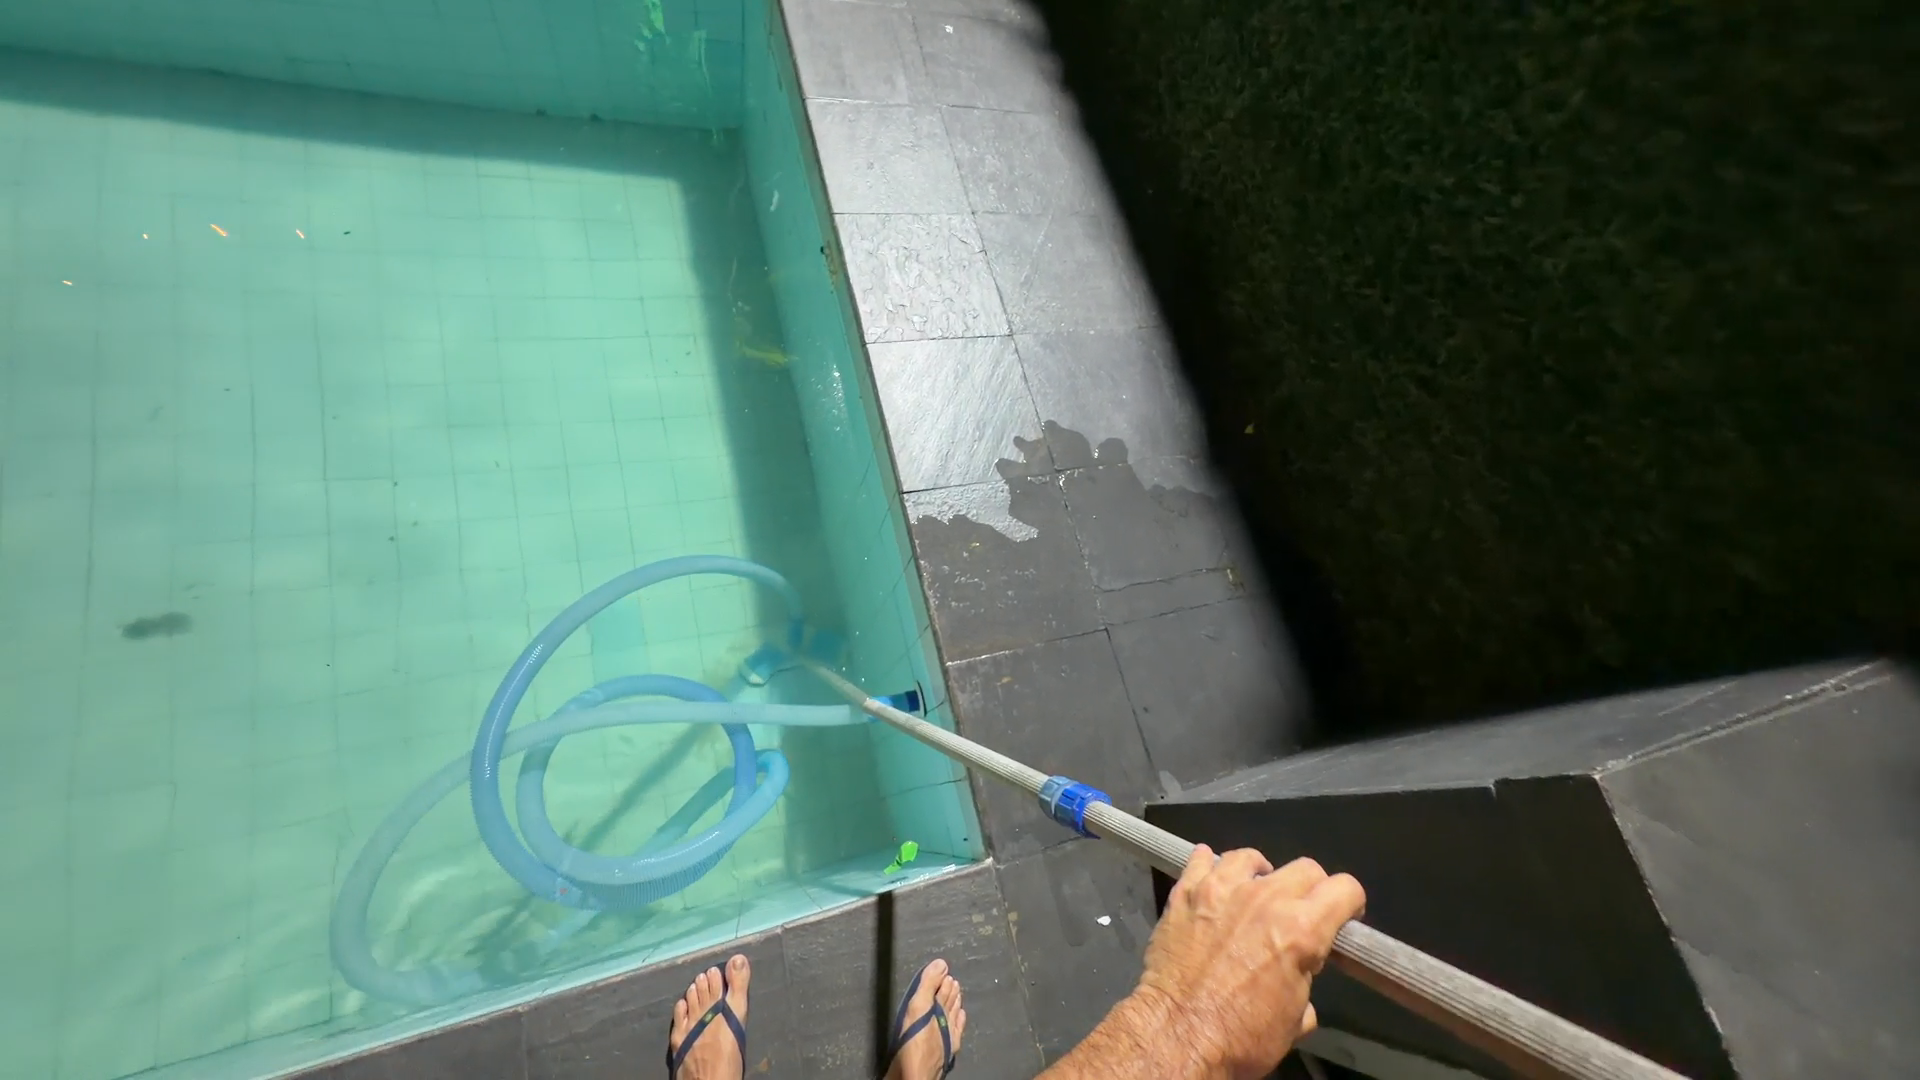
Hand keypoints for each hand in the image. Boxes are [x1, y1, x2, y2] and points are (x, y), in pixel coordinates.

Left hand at [1132, 845, 1365, 1078]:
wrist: (1180, 1030)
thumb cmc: (1244, 1036)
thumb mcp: (1296, 1017)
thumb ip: (1304, 977)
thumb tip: (1298, 969)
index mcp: (1300, 929)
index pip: (1343, 889)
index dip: (1349, 901)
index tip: (1342, 914)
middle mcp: (1264, 897)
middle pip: (1304, 867)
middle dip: (1311, 887)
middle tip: (1300, 910)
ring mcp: (1220, 887)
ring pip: (1250, 857)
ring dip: (1260, 873)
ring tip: (1253, 893)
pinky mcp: (1187, 889)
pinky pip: (1202, 858)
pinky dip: (1212, 866)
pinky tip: (1213, 881)